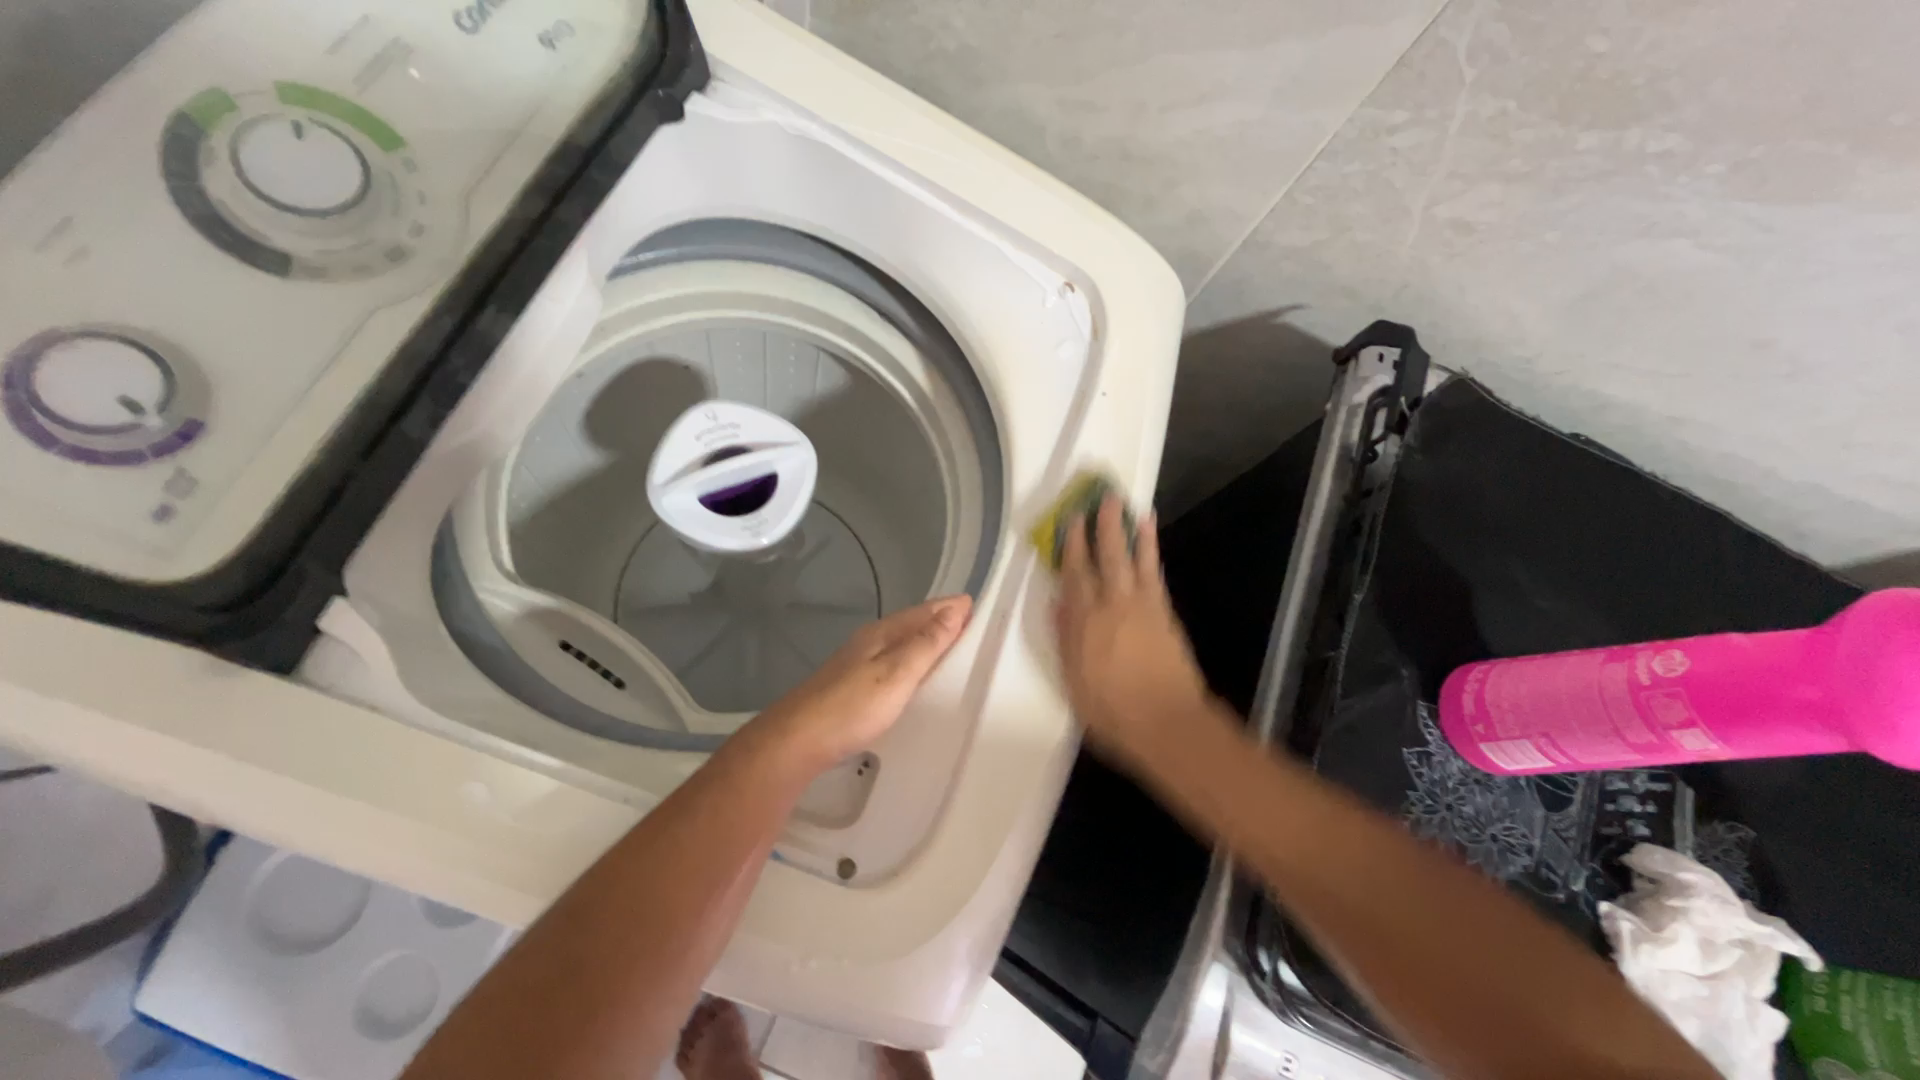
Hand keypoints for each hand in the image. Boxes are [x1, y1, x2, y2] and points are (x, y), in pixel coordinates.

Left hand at [748, 594, 973, 773]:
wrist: (797, 741)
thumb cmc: (851, 707)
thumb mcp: (896, 674)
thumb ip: (926, 644)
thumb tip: (955, 610)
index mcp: (881, 634)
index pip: (923, 612)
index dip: (949, 608)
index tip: (975, 606)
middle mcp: (869, 642)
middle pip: (911, 625)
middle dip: (940, 622)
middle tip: (971, 624)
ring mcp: (857, 665)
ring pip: (900, 644)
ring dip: (926, 642)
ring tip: (951, 649)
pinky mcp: (852, 687)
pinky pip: (891, 664)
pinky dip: (911, 663)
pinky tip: (915, 678)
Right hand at [1053, 496, 1212, 761]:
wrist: (1166, 723)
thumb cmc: (1112, 711)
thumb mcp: (1074, 682)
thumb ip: (1067, 640)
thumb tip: (1059, 604)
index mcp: (1084, 623)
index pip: (1074, 576)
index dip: (1072, 546)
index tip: (1071, 520)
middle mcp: (1111, 605)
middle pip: (1105, 558)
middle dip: (1101, 526)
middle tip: (1100, 497)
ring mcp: (1141, 606)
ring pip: (1132, 558)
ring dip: (1128, 530)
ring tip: (1128, 505)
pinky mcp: (1164, 612)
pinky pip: (1155, 572)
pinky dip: (1151, 551)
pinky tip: (1148, 536)